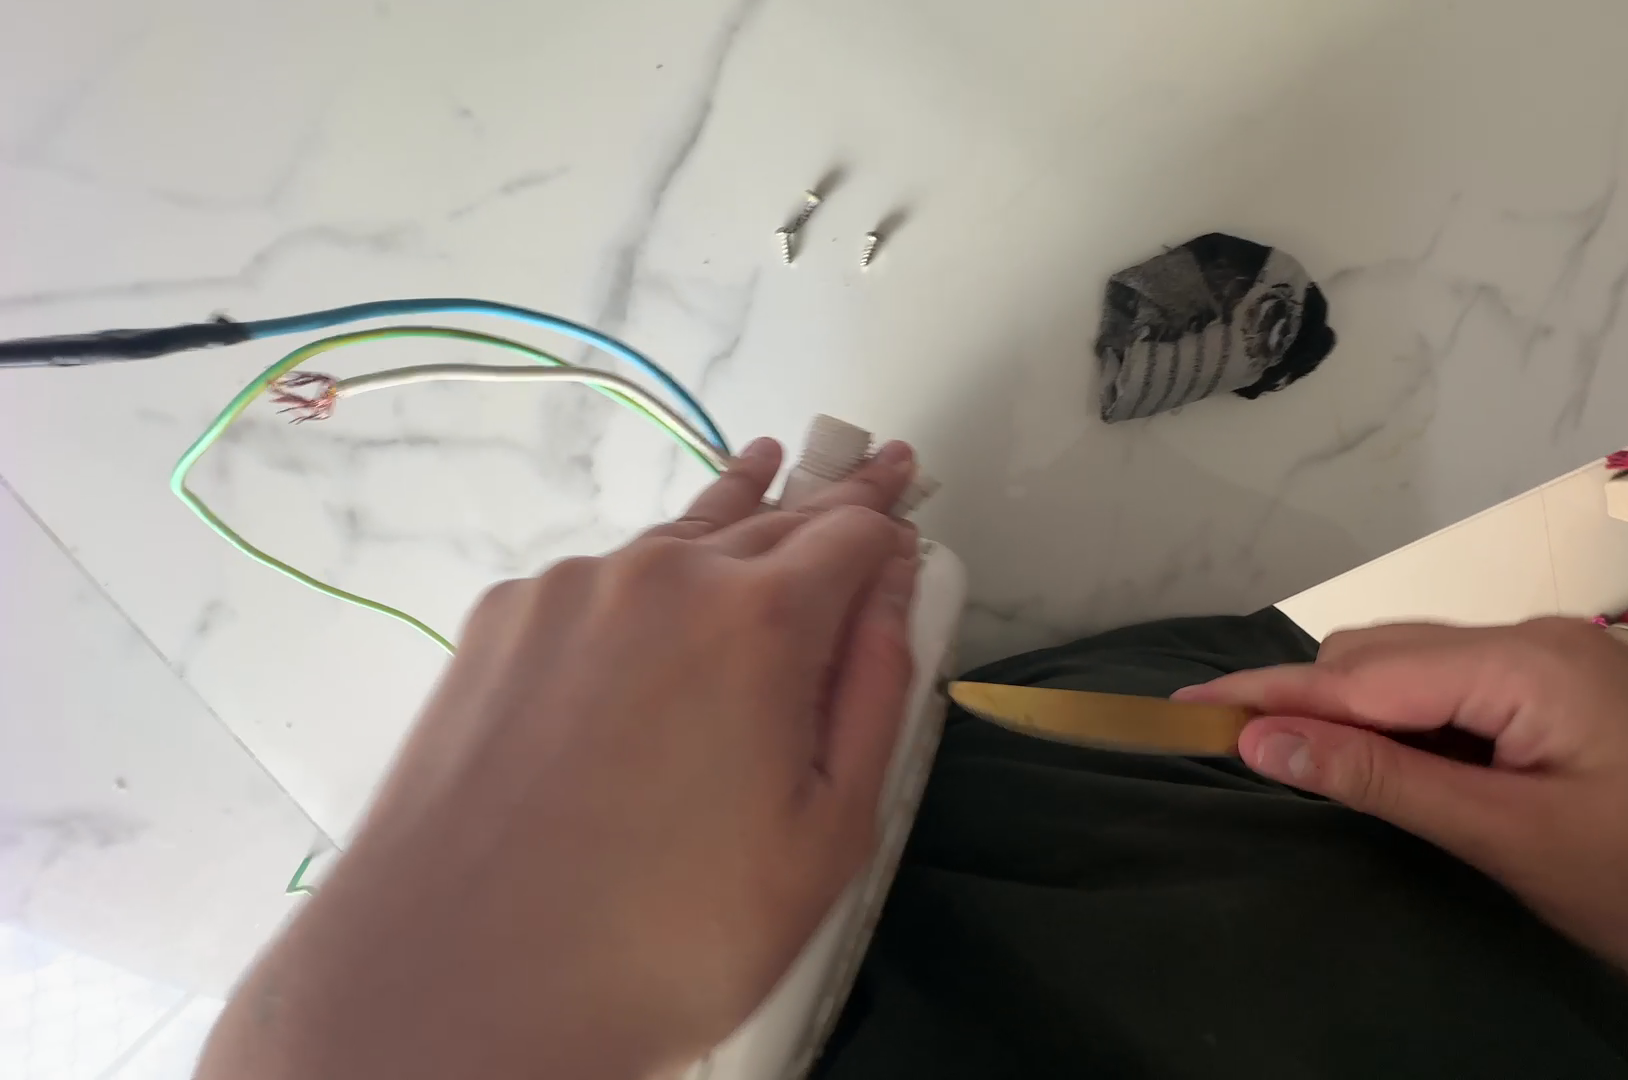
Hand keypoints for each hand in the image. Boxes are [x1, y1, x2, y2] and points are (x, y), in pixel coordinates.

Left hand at [200, 438, 924, 1079]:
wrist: (446, 998)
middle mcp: (667, 575)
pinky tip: (662, 605)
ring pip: (688, 530)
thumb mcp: (830, 827)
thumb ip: (878, 685)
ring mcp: (575, 587)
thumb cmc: (672, 931)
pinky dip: (655, 574)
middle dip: (838, 494)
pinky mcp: (507, 614)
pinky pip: (609, 576)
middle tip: (877, 464)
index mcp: (760, 620)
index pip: (852, 531)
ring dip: (743, 500)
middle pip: (778, 513)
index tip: (907, 511)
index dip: (890, 521)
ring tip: (768, 459)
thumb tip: (895, 584)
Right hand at [1177, 618, 1627, 1058]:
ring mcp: (1545, 659)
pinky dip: (1396, 722)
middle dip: (1300, 703)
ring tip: (1299, 762)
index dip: (1263, 696)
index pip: (1357, 674)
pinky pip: (1443, 688)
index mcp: (1524, 663)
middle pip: (1373, 659)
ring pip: (1403, 669)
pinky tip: (1384, 759)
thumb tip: (1261, 743)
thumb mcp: (1517, 843)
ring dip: (1346, 713)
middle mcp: (1527, 638)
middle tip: (1234, 752)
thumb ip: (1380, 779)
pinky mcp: (1556, 689)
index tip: (1185, 709)